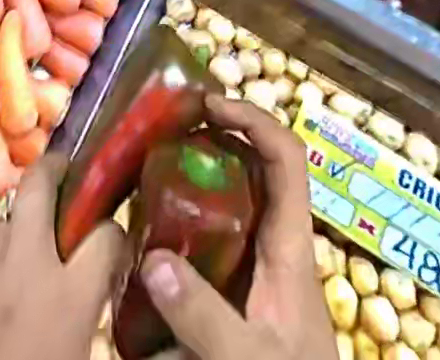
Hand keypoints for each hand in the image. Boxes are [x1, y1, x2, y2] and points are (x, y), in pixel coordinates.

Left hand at [0, 152, 124, 359]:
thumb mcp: (79, 358)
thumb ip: (97, 323)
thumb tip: (119, 304)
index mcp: (68, 299)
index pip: (107, 237)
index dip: (118, 232)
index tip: (119, 240)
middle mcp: (26, 264)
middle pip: (41, 185)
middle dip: (60, 170)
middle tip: (73, 175)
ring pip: (3, 197)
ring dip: (23, 195)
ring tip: (37, 207)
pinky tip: (3, 242)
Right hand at [139, 95, 338, 359]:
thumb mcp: (248, 357)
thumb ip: (203, 315)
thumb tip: (154, 261)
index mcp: (290, 243)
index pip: (286, 157)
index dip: (254, 118)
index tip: (209, 105)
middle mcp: (274, 240)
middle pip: (254, 164)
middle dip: (216, 134)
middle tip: (169, 125)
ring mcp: (254, 261)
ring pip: (232, 195)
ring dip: (197, 169)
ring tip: (153, 160)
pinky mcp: (235, 284)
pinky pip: (210, 232)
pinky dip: (183, 213)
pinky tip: (149, 222)